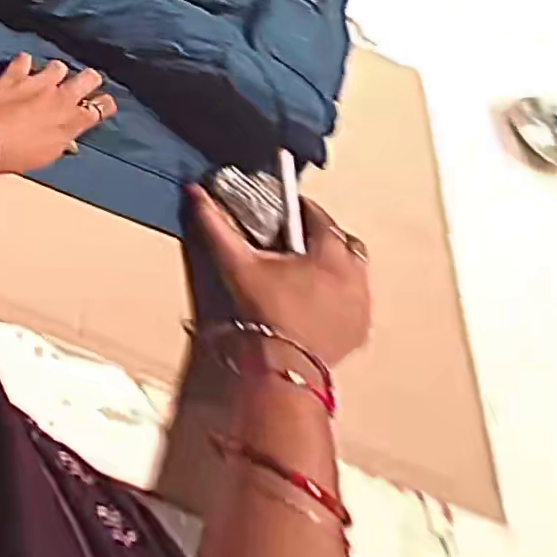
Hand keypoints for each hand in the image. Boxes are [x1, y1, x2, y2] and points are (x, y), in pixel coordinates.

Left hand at [0, 52, 116, 174]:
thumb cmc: (17, 155)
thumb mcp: (46, 156)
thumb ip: (61, 141)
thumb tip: (68, 139)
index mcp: (73, 121)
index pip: (101, 107)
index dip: (102, 104)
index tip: (99, 105)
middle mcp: (61, 97)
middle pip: (89, 78)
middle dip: (88, 79)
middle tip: (80, 84)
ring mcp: (39, 82)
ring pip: (58, 66)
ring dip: (53, 72)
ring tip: (45, 78)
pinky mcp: (15, 73)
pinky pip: (25, 59)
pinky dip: (22, 64)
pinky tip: (18, 69)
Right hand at [190, 186, 370, 366]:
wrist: (283, 362)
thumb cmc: (264, 310)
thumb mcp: (235, 262)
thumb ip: (214, 224)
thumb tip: (196, 194)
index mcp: (329, 257)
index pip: (321, 218)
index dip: (301, 208)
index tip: (286, 206)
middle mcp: (354, 279)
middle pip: (343, 242)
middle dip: (320, 234)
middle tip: (293, 235)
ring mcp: (361, 307)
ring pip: (353, 271)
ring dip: (331, 262)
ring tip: (301, 264)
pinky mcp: (359, 329)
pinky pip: (354, 299)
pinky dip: (337, 290)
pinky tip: (311, 294)